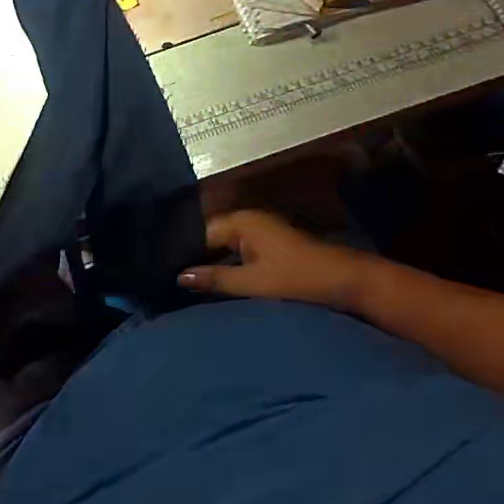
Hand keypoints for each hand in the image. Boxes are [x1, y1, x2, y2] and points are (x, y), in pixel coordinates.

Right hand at [177, 210, 381, 311]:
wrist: (343, 282)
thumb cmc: (295, 280)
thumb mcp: (251, 283)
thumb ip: (213, 279)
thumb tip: (178, 276)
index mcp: (241, 221)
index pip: (199, 231)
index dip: (181, 251)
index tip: (160, 270)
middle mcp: (248, 220)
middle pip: (210, 237)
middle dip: (193, 257)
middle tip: (167, 279)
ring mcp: (260, 232)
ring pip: (224, 246)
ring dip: (209, 263)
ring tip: (183, 284)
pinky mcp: (269, 246)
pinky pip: (237, 252)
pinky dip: (225, 265)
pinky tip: (213, 283)